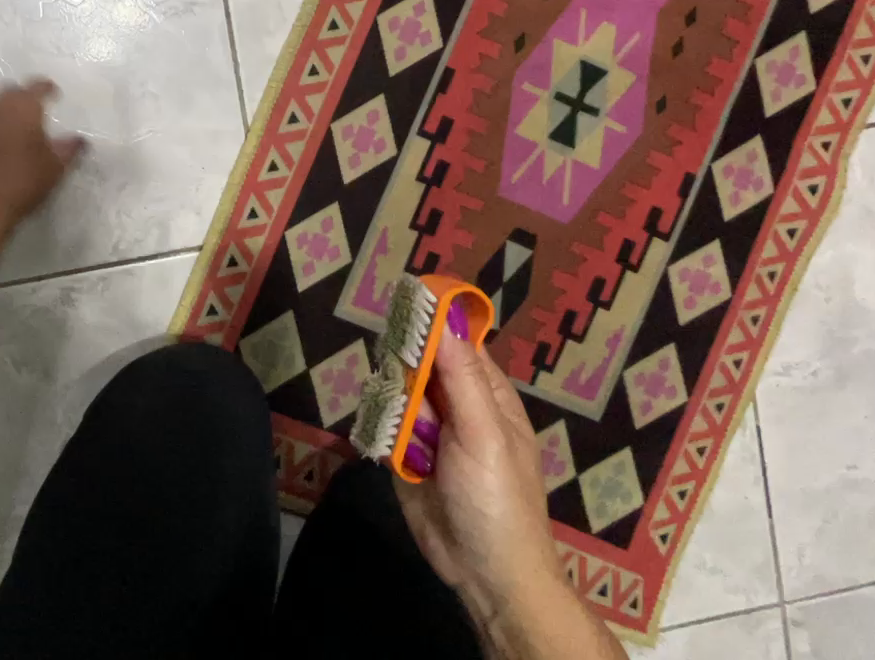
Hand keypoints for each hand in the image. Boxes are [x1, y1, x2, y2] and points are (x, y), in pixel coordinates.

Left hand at [0, 79, 86, 247]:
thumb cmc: (23, 184)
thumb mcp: (55, 168)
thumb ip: (70, 148)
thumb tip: (79, 139)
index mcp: (23, 110)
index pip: (36, 86)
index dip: (47, 87)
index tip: (54, 93)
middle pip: (9, 91)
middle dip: (23, 95)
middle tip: (34, 109)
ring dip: (4, 112)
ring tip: (15, 129)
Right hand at [396, 333, 565, 623]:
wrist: (483, 573)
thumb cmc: (498, 500)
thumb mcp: (484, 435)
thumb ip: (462, 378)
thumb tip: (445, 320)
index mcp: (486, 396)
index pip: (457, 343)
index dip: (433, 322)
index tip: (402, 302)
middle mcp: (456, 406)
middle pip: (419, 363)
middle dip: (402, 364)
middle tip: (398, 377)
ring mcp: (428, 431)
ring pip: (396, 392)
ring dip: (388, 397)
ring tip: (397, 420)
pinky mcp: (403, 454)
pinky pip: (383, 424)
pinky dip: (377, 425)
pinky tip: (380, 435)